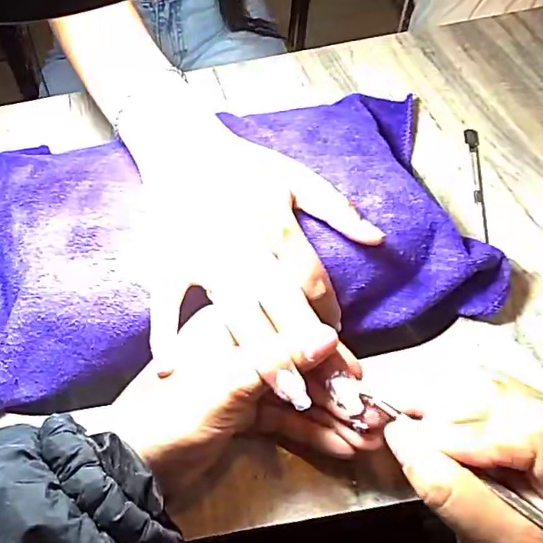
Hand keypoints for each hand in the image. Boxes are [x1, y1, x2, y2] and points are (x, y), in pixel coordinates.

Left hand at [105, 305, 381, 502]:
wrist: (134, 465)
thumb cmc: (172, 415)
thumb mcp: (226, 386)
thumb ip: (275, 359)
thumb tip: (325, 334)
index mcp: (224, 329)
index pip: (286, 333)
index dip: (326, 357)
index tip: (362, 382)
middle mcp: (234, 351)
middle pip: (295, 366)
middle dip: (336, 393)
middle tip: (377, 418)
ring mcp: (237, 384)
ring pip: (294, 395)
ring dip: (330, 416)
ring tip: (371, 439)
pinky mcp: (238, 415)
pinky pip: (283, 419)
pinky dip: (310, 432)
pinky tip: (342, 447)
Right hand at [138, 126, 381, 415]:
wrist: (182, 144)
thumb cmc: (240, 162)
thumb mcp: (294, 177)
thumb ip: (336, 209)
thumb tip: (376, 238)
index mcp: (280, 230)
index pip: (314, 285)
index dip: (332, 318)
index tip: (339, 345)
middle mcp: (247, 252)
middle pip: (286, 312)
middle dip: (312, 355)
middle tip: (335, 397)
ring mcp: (205, 261)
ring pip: (240, 318)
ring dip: (261, 358)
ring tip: (284, 396)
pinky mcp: (170, 262)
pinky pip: (167, 304)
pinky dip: (165, 336)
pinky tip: (170, 369)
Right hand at [382, 376, 542, 542]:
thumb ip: (454, 495)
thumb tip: (403, 438)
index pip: (535, 427)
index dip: (473, 431)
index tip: (433, 453)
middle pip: (504, 398)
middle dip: (449, 419)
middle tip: (420, 452)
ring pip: (482, 386)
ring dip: (439, 409)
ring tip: (425, 445)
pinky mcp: (520, 411)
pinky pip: (472, 389)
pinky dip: (440, 406)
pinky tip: (430, 431)